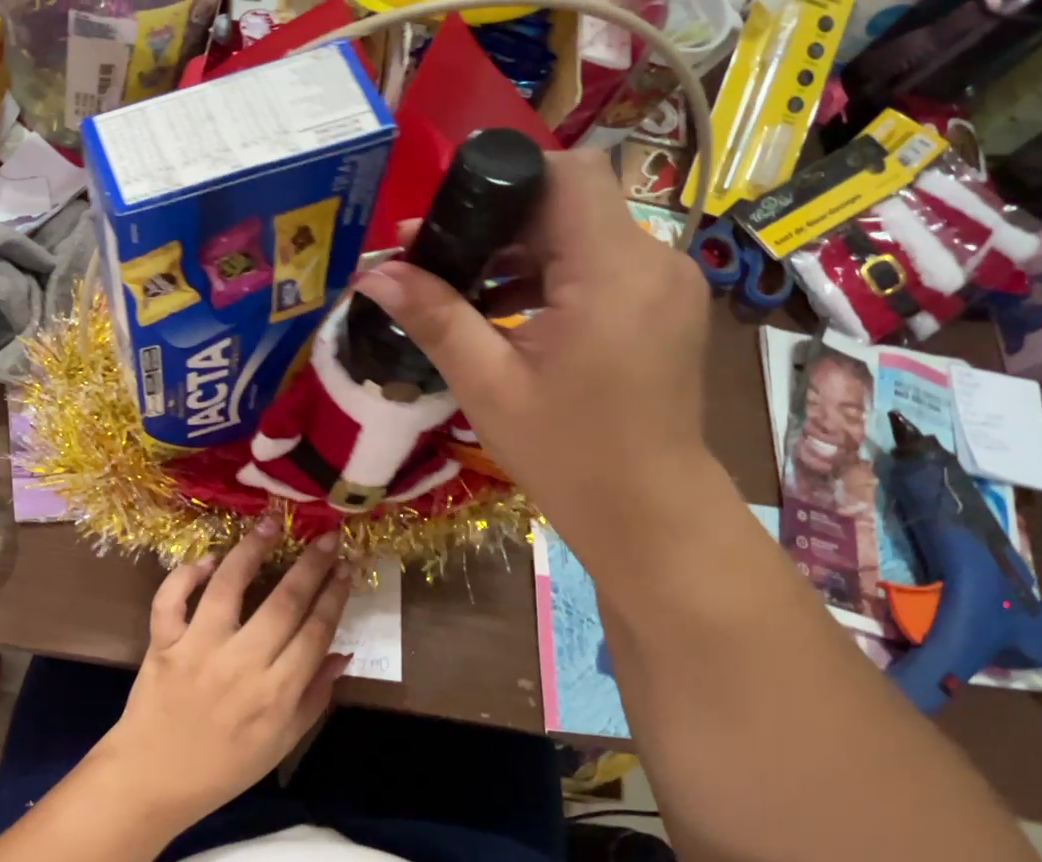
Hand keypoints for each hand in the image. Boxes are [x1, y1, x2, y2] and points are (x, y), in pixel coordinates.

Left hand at [83, 520, 352, 829]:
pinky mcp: (162, 645)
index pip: (316, 631)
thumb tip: (344, 654)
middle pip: (283, 603)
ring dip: (251, 552)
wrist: (154, 778)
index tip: (349, 565)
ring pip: (228, 589)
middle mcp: (241, 664)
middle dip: (311, 565)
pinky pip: (170, 601)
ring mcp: (198, 650)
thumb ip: (314, 697)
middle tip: (328, 535)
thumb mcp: (282, 743)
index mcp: (277, 692)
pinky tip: (208, 561)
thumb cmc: (224, 767)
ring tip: (268, 524)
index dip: (336, 594)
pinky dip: (185, 576)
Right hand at [353, 150, 714, 558]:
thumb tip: (373, 274)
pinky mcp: (667, 309)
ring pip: (588, 236)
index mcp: (610, 271)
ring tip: (467, 294)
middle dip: (503, 222)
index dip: (508, 177)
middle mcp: (653, 260)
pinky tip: (513, 319)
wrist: (644, 509)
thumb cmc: (562, 451)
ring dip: (525, 254)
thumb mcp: (486, 385)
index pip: (569, 173)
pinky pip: (605, 269)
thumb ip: (435, 318)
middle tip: (438, 259)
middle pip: (573, 203)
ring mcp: (668, 284)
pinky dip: (556, 280)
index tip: (449, 215)